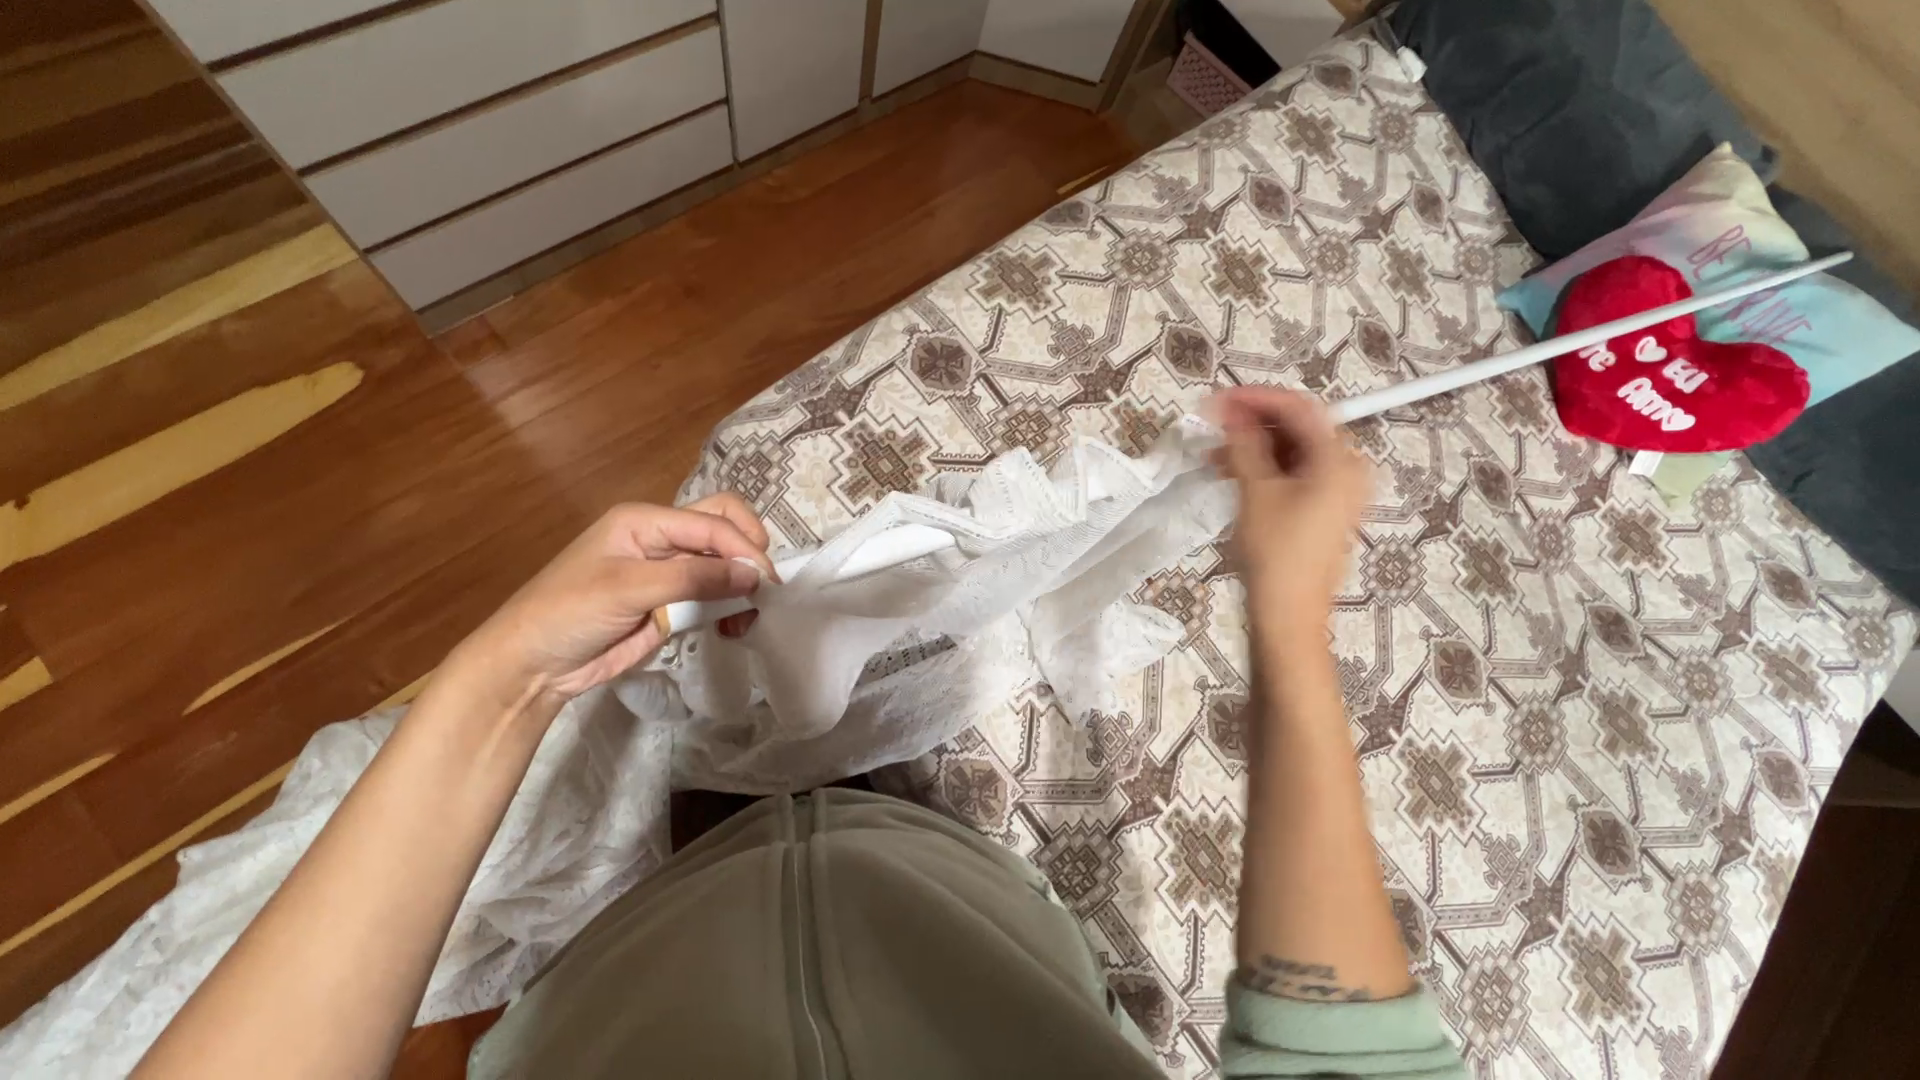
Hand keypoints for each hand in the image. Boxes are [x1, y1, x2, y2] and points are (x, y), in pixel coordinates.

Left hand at [445, 495, 775, 706]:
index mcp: (646, 521)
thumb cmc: (568, 612)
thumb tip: (753, 574)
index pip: (712, 522)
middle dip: (748, 555)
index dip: (742, 549)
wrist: (532, 664)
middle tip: (763, 590)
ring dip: (743, 585)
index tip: (764, 583)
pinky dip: (730, 608)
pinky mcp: (671, 605)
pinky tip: (734, 627)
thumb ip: (693, 578)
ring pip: (723, 565)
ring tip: (750, 617)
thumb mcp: (629, 588)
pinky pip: (713, 598)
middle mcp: (662, 540)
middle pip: (723, 529)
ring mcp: (668, 573)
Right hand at [1212, 387, 1371, 639]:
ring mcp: (1339, 492)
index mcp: (1340, 460)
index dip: (1256, 399)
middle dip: (1254, 424)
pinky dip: (1265, 469)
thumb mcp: (1255, 491)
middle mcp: (1348, 470)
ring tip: (1215, 455)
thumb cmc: (1275, 552)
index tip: (1218, 399)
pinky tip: (1233, 474)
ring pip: (1293, 453)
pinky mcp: (1324, 511)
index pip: (1299, 408)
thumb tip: (1232, 412)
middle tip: (1214, 425)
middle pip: (1299, 429)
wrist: (1288, 614)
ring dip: (1255, 447)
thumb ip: (1244, 444)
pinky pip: (1295, 474)